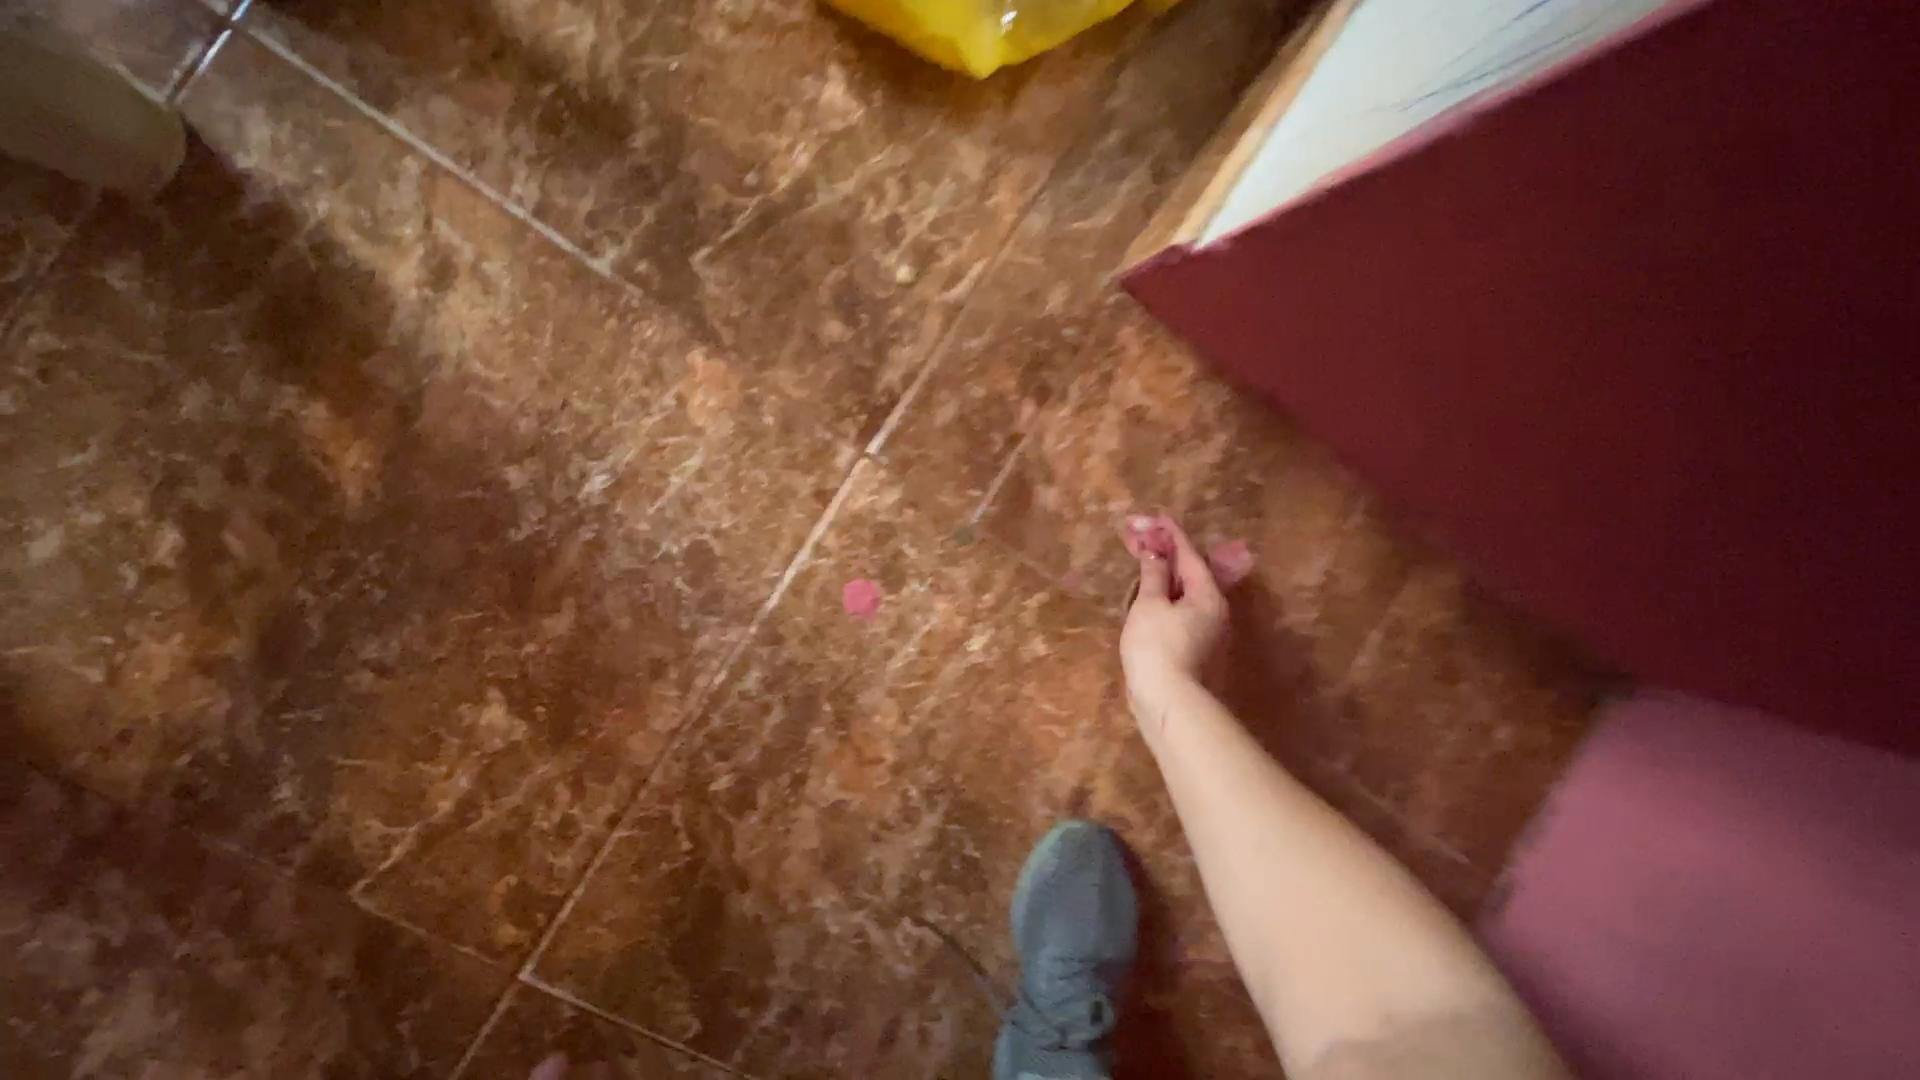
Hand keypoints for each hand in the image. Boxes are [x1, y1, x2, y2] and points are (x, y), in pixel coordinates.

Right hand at [1119, 515, 1227, 735]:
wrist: (1169, 702)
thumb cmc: (1157, 647)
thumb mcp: (1149, 605)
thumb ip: (1153, 576)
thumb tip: (1156, 553)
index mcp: (1208, 594)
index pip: (1189, 555)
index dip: (1169, 534)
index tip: (1154, 518)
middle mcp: (1216, 610)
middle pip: (1192, 573)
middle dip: (1167, 553)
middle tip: (1143, 537)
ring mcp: (1209, 633)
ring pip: (1188, 594)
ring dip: (1167, 576)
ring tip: (1145, 563)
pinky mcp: (1198, 651)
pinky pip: (1183, 612)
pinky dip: (1167, 597)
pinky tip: (1152, 598)